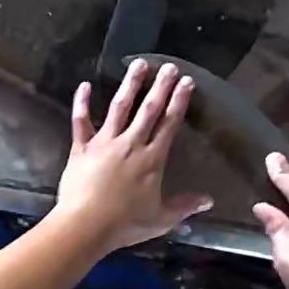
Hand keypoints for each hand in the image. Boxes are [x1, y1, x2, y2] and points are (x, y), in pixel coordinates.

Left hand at [52, 59, 212, 253]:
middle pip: (148, 110)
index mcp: (152, 159)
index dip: (179, 102)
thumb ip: (184, 206)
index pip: (169, 124)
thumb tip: (208, 199)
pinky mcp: (81, 148)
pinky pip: (80, 121)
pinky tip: (84, 84)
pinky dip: (81, 103)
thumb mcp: (161, 218)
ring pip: (119, 108)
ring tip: (138, 64)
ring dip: (129, 85)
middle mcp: (130, 144)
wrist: (86, 224)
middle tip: (168, 66)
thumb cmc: (125, 223)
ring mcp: (104, 143)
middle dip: (160, 87)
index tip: (186, 82)